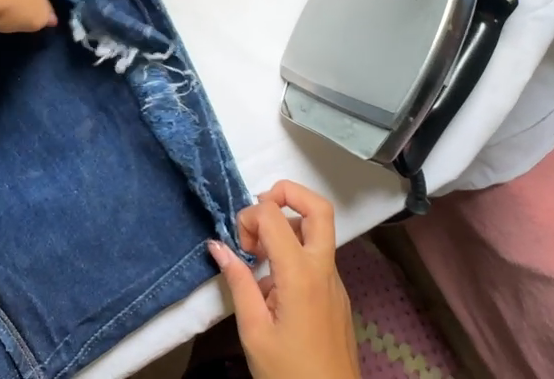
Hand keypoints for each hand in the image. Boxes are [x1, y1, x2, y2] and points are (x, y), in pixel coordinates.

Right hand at [207, 181, 359, 378]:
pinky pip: (316, 256)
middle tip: (258, 215)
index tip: (239, 247)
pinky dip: (292, 252)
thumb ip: (238, 281)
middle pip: (318, 207)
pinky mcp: (336, 295)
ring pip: (317, 230)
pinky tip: (271, 286)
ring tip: (259, 257)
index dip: (249, 218)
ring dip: (287, 226)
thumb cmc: (289, 374)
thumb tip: (218, 245)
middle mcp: (324, 270)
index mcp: (301, 275)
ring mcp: (335, 282)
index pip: (274, 214)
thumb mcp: (254, 330)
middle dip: (286, 193)